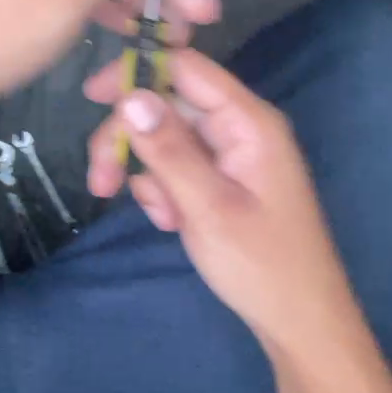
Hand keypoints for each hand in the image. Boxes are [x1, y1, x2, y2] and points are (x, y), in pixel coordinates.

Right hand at [85, 49, 361, 354]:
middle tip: (100, 181)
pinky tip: (172, 223)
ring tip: (157, 217)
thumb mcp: (207, 207)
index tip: (92, 96)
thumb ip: (168, 150)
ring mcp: (231, 155)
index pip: (185, 68)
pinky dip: (163, 191)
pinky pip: (177, 167)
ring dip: (146, 172)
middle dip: (129, 139)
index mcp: (248, 121)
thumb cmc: (262, 265)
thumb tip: (130, 96)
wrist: (299, 324)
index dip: (136, 73)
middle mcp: (239, 128)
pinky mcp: (222, 180)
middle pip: (167, 106)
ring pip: (166, 139)